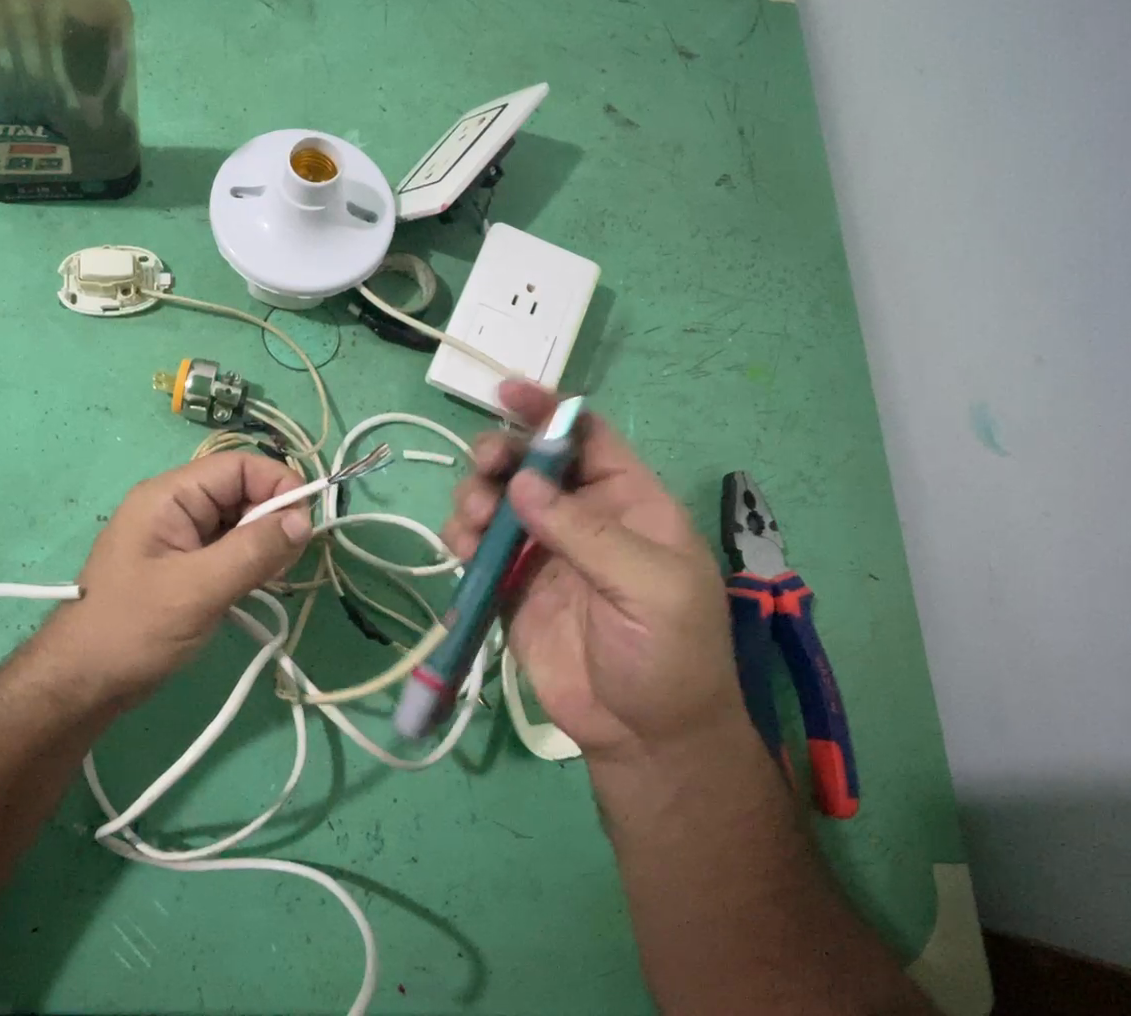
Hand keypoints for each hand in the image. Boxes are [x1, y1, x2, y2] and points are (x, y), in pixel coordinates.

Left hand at [37, 452, 313, 702]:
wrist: (84, 681)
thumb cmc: (134, 630)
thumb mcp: (199, 589)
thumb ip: (253, 552)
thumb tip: (304, 520)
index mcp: (169, 496)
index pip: (238, 466)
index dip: (278, 486)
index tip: (305, 526)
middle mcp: (174, 508)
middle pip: (240, 492)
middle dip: (272, 518)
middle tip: (289, 562)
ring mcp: (177, 539)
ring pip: (237, 523)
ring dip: (263, 544)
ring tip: (274, 578)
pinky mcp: (183, 567)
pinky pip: (226, 550)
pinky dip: (248, 563)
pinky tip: (258, 587)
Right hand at [442, 382, 741, 761]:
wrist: (642, 736)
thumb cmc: (670, 656)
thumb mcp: (650, 588)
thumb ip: (588, 533)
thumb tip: (522, 485)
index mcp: (630, 504)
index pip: (587, 439)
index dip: (549, 411)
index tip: (507, 394)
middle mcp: (581, 518)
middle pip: (530, 464)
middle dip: (500, 455)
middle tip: (483, 467)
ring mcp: (542, 552)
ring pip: (496, 501)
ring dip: (475, 497)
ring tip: (472, 523)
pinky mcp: (509, 585)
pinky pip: (476, 546)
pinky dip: (461, 537)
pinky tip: (460, 547)